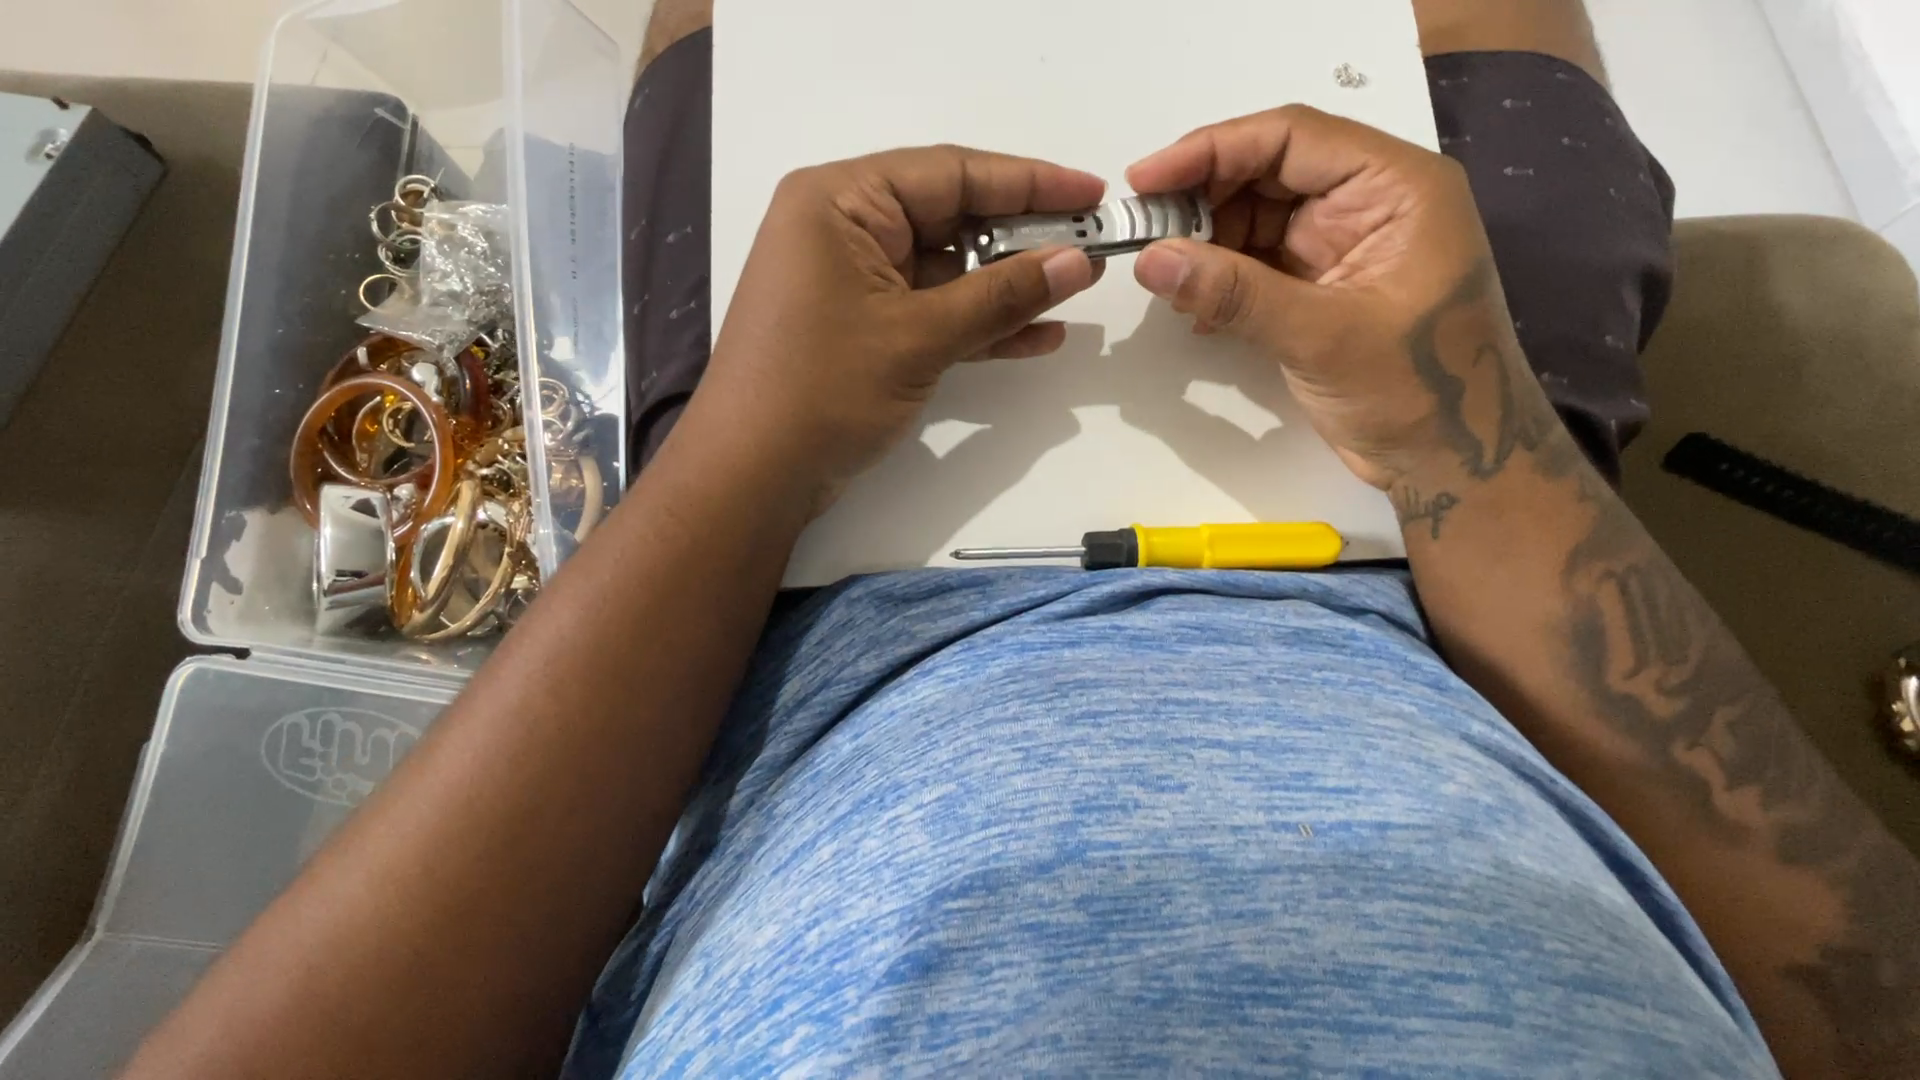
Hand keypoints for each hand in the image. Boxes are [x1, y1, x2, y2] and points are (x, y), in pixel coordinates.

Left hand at [693, 145, 1105, 511]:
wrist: (752, 476)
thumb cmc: (822, 390)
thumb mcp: (918, 336)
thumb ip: (1001, 296)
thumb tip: (1078, 262)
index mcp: (841, 201)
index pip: (950, 172)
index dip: (1029, 181)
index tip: (1092, 192)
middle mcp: (844, 229)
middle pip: (951, 218)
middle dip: (1022, 239)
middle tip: (1093, 248)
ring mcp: (853, 283)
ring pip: (946, 271)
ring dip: (1007, 287)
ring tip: (1076, 294)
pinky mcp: (863, 329)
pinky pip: (931, 312)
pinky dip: (978, 324)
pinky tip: (1038, 335)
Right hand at [1126, 106, 1559, 491]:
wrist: (1449, 459)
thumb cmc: (1414, 390)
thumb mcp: (1322, 336)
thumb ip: (1234, 294)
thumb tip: (1150, 260)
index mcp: (1393, 186)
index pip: (1290, 137)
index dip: (1211, 149)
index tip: (1144, 179)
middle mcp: (1367, 203)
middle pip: (1267, 173)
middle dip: (1201, 201)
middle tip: (1142, 234)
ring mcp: (1342, 246)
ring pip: (1255, 220)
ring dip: (1205, 246)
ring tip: (1164, 279)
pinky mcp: (1321, 288)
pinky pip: (1256, 265)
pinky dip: (1220, 281)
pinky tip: (1192, 310)